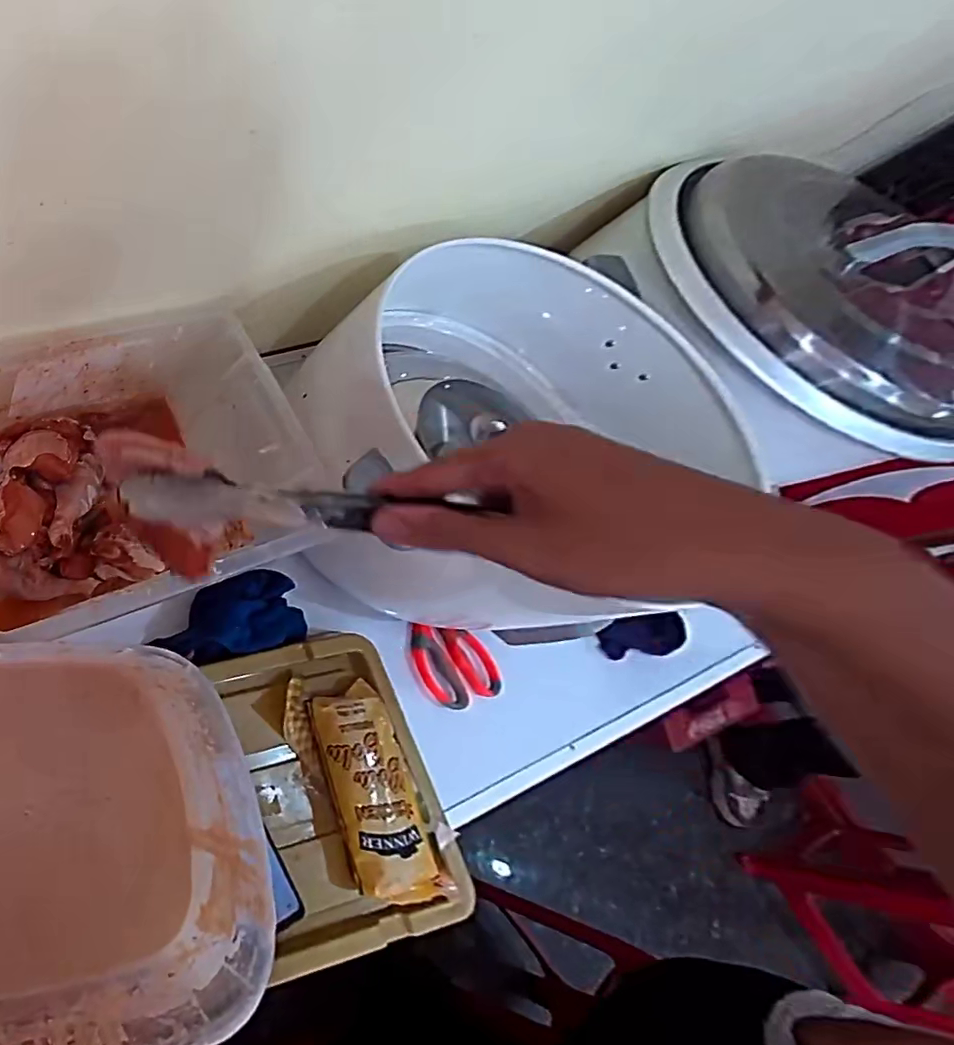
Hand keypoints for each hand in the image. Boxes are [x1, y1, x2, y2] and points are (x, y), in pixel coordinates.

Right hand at [368, 421, 905, 616]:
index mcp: (511, 452)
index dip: (388, 497)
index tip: (354, 515)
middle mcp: (534, 440)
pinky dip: (505, 508)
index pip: (425, 473)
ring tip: (474, 549)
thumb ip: (446, 529)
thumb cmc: (624, 548)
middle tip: (416, 545)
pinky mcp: (591, 466)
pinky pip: (524, 483)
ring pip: (492, 481)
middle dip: (432, 507)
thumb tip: (382, 518)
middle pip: (457, 474)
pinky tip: (521, 537)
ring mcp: (567, 450)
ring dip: (471, 511)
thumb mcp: (521, 547)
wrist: (746, 549)